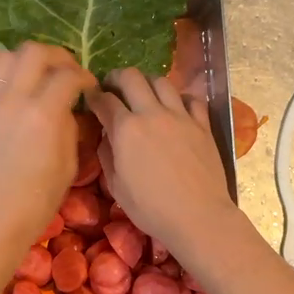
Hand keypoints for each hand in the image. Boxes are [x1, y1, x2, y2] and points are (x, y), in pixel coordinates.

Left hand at [0, 42, 95, 248]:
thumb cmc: (35, 204)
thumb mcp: (66, 169)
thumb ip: (68, 131)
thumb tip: (65, 113)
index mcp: (44, 115)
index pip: (69, 76)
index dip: (84, 76)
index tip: (90, 84)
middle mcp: (14, 99)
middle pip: (34, 51)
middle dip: (57, 55)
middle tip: (65, 70)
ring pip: (5, 57)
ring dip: (25, 59)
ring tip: (36, 74)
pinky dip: (3, 76)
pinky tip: (11, 92)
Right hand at [85, 68, 239, 257]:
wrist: (197, 216)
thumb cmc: (151, 209)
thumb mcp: (117, 188)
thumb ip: (108, 156)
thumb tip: (106, 137)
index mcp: (126, 129)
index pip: (104, 101)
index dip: (94, 97)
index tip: (91, 99)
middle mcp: (152, 113)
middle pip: (131, 77)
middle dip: (117, 77)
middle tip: (113, 87)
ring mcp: (180, 116)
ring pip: (161, 81)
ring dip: (147, 83)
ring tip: (144, 93)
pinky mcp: (202, 124)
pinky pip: (191, 99)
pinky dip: (180, 98)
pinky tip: (176, 106)